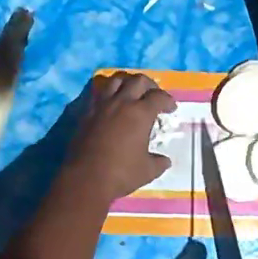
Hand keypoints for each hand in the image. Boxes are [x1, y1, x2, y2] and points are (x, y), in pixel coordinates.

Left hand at [67, 72, 175, 200]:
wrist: (86, 178)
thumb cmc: (121, 173)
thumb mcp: (148, 171)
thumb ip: (159, 162)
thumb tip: (165, 160)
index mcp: (141, 113)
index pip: (159, 97)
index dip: (168, 101)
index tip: (171, 108)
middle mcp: (121, 103)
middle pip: (138, 80)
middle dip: (150, 85)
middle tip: (153, 95)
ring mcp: (101, 105)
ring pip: (115, 80)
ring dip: (127, 82)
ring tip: (131, 92)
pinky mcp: (86, 112)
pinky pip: (98, 93)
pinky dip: (108, 93)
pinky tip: (111, 104)